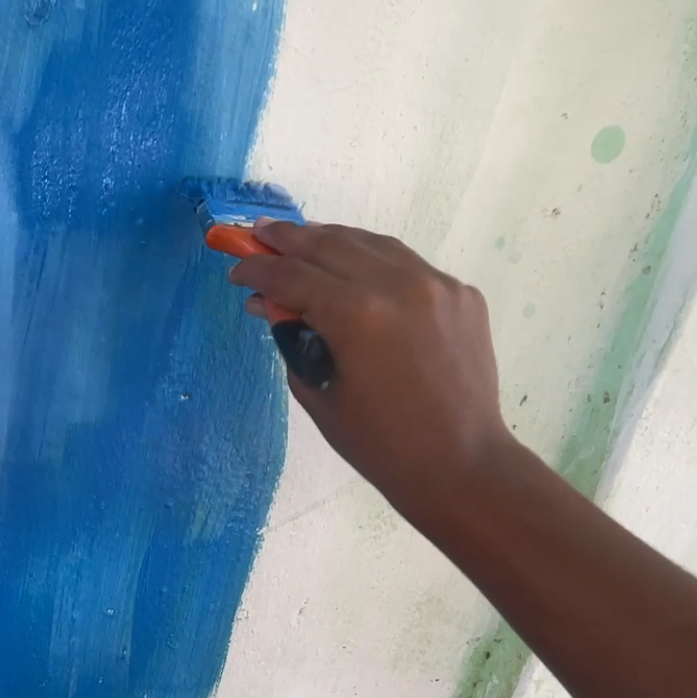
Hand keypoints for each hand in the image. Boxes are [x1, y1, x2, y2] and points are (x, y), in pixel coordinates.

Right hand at [229, 220, 516, 517]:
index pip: (292, 277)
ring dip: (329, 239)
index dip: (258, 272)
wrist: (459, 462)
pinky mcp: (459, 292)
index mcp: (356, 316)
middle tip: (257, 235)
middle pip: (329, 244)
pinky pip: (404, 263)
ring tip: (300, 239)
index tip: (236, 272)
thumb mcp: (317, 392)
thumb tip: (272, 305)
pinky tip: (351, 267)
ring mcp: (436, 284)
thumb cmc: (376, 442)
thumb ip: (292, 339)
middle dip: (287, 239)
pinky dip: (369, 259)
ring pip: (370, 243)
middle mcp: (398, 285)